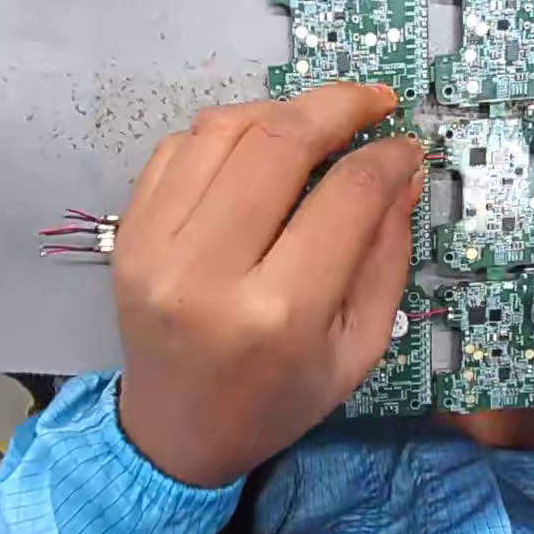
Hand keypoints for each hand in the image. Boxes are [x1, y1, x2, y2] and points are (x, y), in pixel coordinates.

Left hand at [112, 83, 423, 486]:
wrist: (176, 431)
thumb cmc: (275, 402)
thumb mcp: (356, 350)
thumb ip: (386, 259)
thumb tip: (400, 172)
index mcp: (279, 313)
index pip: (347, 197)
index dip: (388, 156)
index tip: (406, 146)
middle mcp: (208, 271)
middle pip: (278, 142)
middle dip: (338, 105)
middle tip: (372, 102)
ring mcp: (154, 247)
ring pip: (223, 129)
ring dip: (279, 110)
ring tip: (314, 123)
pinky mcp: (127, 235)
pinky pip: (177, 148)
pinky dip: (225, 132)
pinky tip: (254, 150)